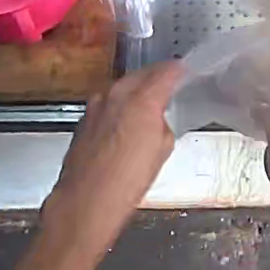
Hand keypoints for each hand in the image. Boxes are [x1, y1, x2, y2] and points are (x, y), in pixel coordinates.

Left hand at [39, 63, 185, 264]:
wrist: (86, 199)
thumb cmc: (129, 180)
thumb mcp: (161, 151)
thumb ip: (163, 124)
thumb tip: (158, 117)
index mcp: (142, 99)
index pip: (166, 72)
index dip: (178, 70)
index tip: (185, 71)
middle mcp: (117, 93)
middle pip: (142, 74)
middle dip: (156, 76)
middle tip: (169, 83)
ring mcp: (97, 103)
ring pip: (122, 86)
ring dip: (136, 89)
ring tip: (148, 101)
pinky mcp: (84, 116)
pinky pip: (107, 101)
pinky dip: (119, 104)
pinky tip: (125, 119)